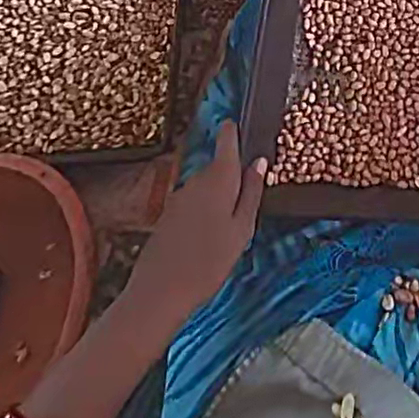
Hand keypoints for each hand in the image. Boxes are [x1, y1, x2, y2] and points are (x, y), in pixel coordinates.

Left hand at [123, 121, 264, 326]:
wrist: (159, 293)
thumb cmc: (210, 261)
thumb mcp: (242, 228)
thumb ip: (251, 192)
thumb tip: (259, 162)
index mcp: (218, 178)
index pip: (226, 140)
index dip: (233, 130)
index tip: (239, 124)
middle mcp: (196, 180)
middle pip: (218, 167)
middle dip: (232, 176)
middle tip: (248, 201)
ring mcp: (179, 197)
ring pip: (206, 186)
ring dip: (219, 197)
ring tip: (230, 227)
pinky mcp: (168, 215)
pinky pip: (194, 203)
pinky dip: (205, 211)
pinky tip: (209, 238)